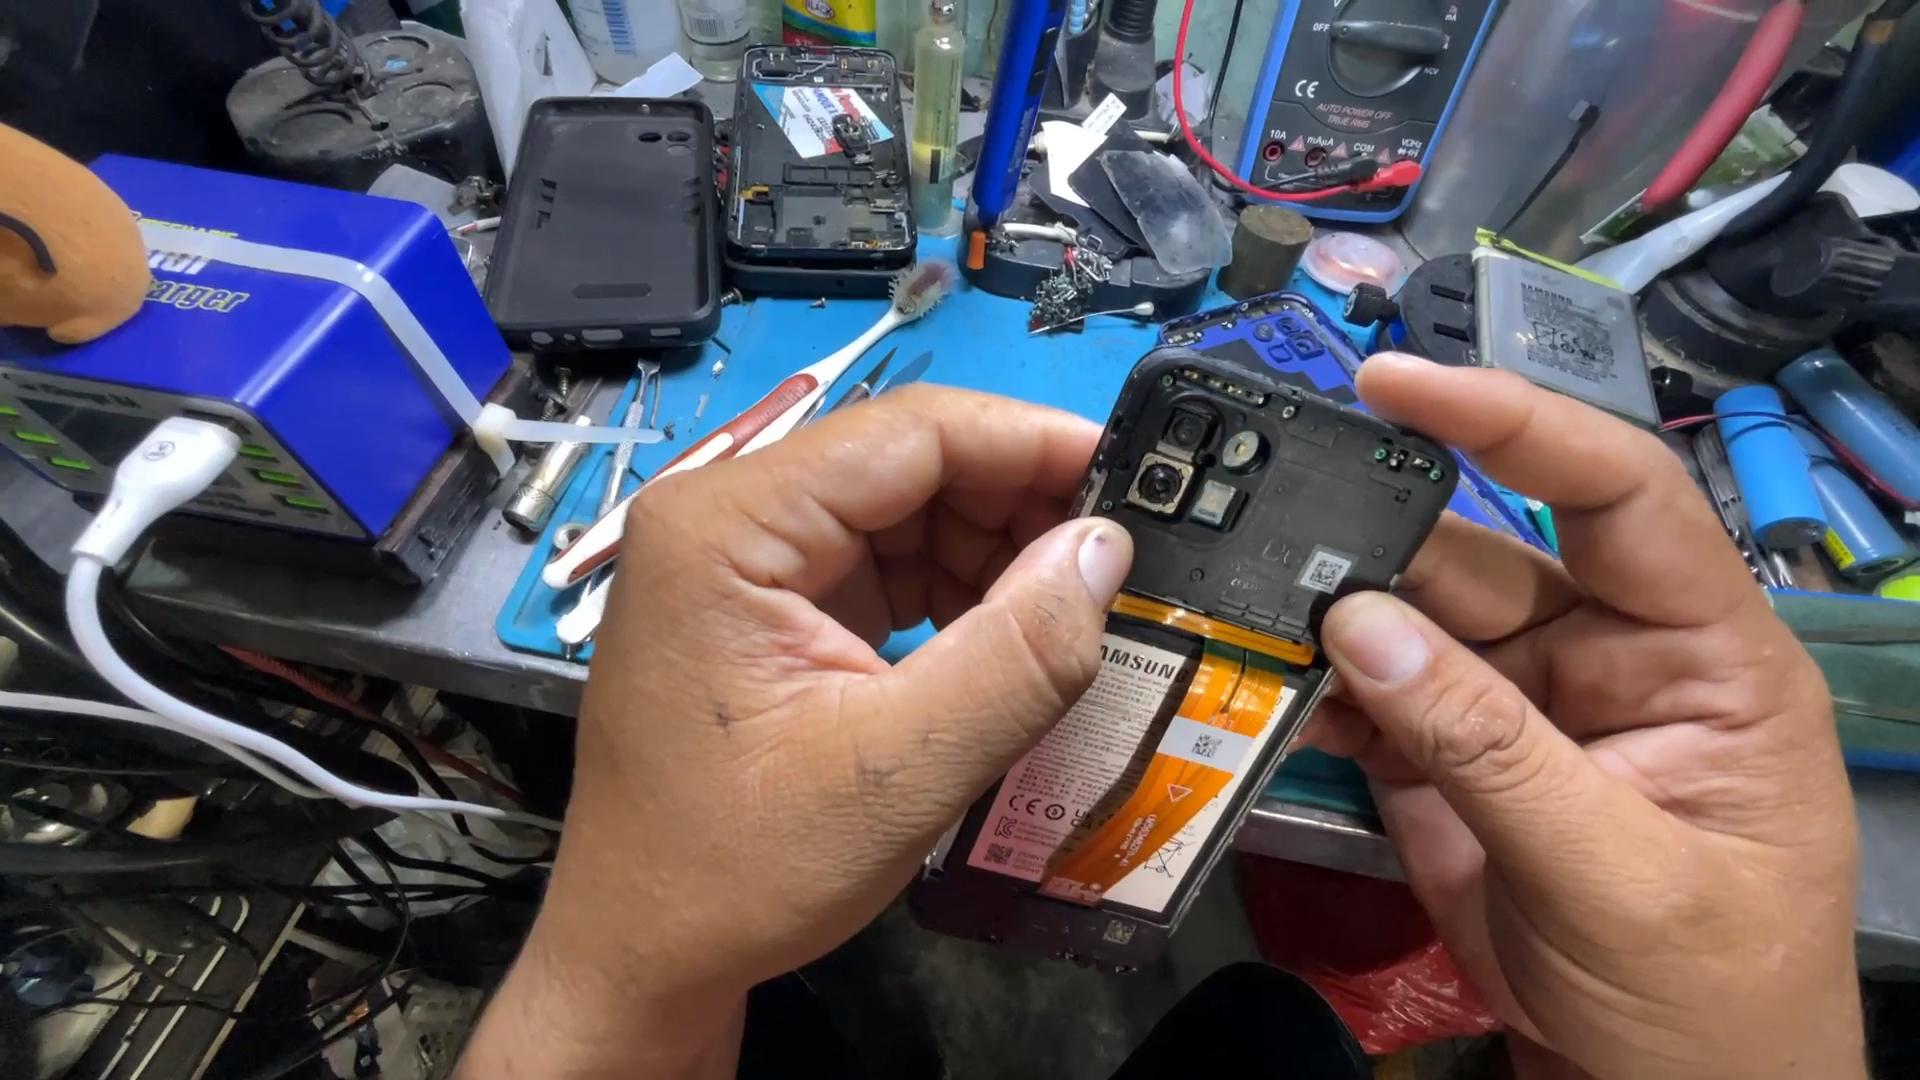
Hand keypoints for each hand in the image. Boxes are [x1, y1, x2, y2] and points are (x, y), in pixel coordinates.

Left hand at [459, 386, 1132, 1078]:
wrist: (645, 952)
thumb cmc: (740, 871)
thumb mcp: (897, 771)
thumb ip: (1016, 657)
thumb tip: (1105, 550)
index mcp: (728, 524)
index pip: (906, 434)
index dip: (1026, 442)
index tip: (1125, 473)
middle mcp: (731, 515)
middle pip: (907, 464)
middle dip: (1015, 501)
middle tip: (1108, 555)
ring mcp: (754, 555)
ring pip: (907, 508)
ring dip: (994, 547)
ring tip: (1064, 604)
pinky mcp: (779, 597)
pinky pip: (889, 558)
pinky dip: (958, 585)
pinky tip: (1003, 630)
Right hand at [1306, 355, 1862, 1078]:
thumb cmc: (1703, 990)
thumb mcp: (1618, 870)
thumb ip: (1486, 743)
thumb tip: (1357, 625)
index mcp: (1688, 645)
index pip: (1612, 491)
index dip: (1508, 422)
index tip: (1394, 383)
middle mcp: (1584, 642)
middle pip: (1461, 556)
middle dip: (1368, 546)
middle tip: (1266, 530)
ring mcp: (1493, 688)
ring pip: (1390, 615)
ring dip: (1321, 615)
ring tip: (1249, 610)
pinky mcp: (1426, 732)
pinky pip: (1355, 683)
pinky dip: (1307, 682)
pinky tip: (1265, 686)